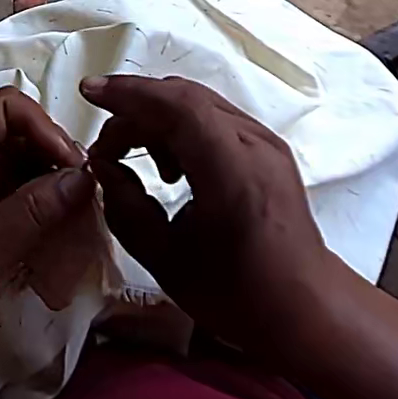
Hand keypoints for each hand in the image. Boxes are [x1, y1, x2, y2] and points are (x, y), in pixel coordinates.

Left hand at [0, 86, 95, 382]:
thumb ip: (37, 210)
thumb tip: (86, 176)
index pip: (3, 110)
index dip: (40, 124)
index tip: (68, 161)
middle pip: (24, 134)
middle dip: (57, 152)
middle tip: (85, 187)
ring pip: (31, 163)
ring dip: (60, 179)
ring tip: (84, 205)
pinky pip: (31, 194)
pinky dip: (54, 203)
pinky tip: (71, 221)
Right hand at [81, 74, 340, 353]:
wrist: (307, 307)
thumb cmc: (238, 295)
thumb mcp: (167, 262)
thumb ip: (127, 209)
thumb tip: (103, 167)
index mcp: (233, 171)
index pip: (179, 107)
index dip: (131, 93)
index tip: (90, 91)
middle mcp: (253, 142)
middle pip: (186, 98)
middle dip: (136, 107)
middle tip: (105, 144)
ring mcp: (264, 138)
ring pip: (199, 103)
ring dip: (158, 117)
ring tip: (136, 158)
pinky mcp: (266, 144)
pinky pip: (214, 117)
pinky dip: (182, 127)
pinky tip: (172, 166)